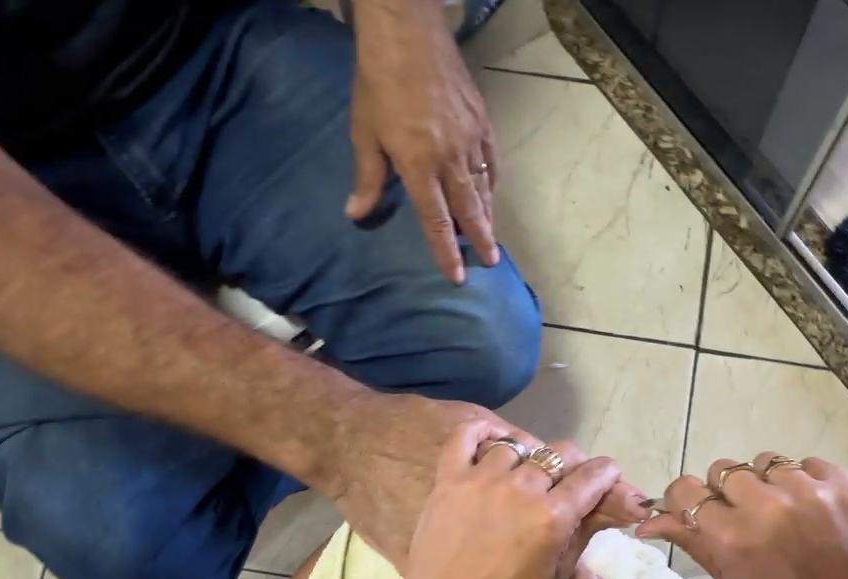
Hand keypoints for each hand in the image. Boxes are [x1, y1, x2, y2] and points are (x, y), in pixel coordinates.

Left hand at [328, 395, 649, 578]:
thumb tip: (622, 505)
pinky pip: (466, 437)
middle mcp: (521, 489)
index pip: (592, 477)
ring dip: (528, 455)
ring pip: (517, 446)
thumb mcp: (555, 574)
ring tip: (527, 470)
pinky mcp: (449, 478)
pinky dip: (481, 433)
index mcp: (553, 517)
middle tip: (570, 476)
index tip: (607, 475)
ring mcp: (482, 479)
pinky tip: (491, 440)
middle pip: (559, 453)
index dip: (606, 474)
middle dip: (573, 462)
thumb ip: (584, 532)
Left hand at [348, 0, 498, 284]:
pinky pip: (491, 162)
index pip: (435, 220)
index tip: (457, 276)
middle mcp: (449, 159)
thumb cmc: (378, 83)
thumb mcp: (365, 132)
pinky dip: (491, 183)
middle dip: (481, 239)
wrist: (408, 33)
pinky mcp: (482, 122)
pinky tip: (490, 192)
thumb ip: (368, 178)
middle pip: (470, 210)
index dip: (445, 251)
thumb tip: (357, 214)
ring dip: (488, 215)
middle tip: (491, 262)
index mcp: (418, 166)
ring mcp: (470, 140)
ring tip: (490, 236)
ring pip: (484, 188)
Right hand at [637, 452, 847, 578]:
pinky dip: (802, 480)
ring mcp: (806, 489)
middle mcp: (764, 504)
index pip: (686, 491)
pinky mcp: (841, 482)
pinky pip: (806, 464)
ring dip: (765, 483)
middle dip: (727, 492)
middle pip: (725, 471)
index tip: (693, 510)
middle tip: (744, 517)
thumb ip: (696, 545)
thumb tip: (650, 522)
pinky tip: (810, 508)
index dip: (685, 499)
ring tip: (781, 510)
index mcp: (732, 536)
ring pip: (765, 462)